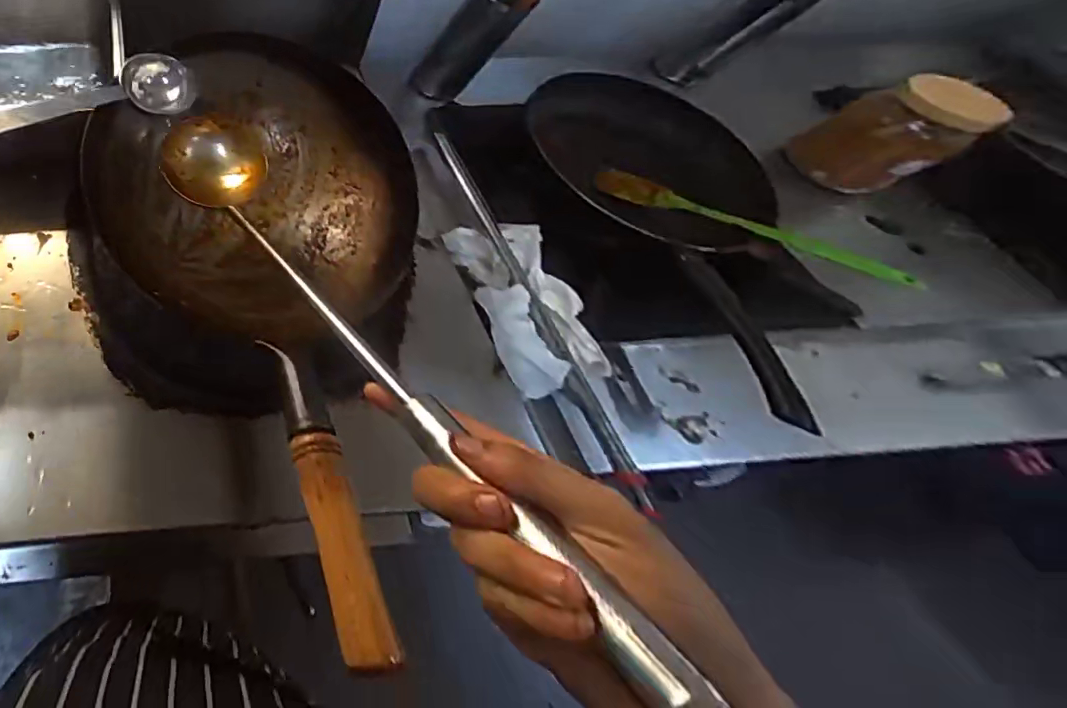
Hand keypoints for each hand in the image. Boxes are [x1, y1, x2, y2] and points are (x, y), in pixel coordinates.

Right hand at [365, 386, 790, 707]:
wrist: (697, 695)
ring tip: (578, 600)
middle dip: (462, 499)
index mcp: (528, 480)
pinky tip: (572, 624)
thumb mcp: (610, 517)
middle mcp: (505, 514)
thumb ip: (537, 476)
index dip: (416, 414)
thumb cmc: (669, 593)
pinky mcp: (508, 611)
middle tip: (501, 516)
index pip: (461, 436)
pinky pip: (490, 598)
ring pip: (467, 548)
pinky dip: (531, 611)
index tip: (373, 393)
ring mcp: (503, 563)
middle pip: (439, 487)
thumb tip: (462, 441)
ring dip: (521, 572)